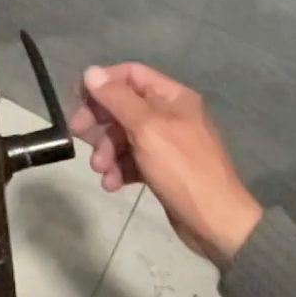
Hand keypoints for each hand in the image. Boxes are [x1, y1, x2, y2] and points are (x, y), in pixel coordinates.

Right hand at [69, 62, 262, 266]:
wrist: (217, 224)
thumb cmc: (182, 168)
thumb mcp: (146, 128)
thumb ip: (117, 99)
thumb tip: (91, 72)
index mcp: (172, 97)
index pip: (131, 74)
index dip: (103, 83)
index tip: (78, 98)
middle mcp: (169, 115)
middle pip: (123, 105)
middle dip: (100, 121)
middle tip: (78, 134)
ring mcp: (166, 143)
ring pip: (124, 135)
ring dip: (107, 150)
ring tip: (100, 169)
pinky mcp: (162, 169)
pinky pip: (133, 159)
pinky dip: (119, 168)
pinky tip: (112, 184)